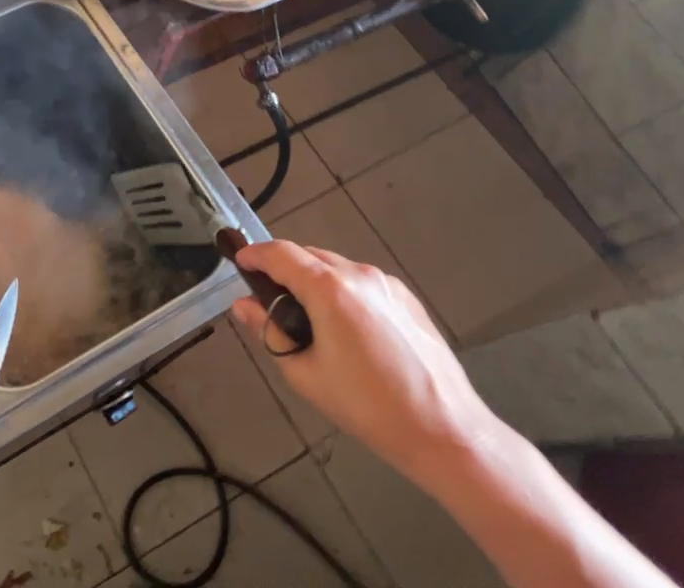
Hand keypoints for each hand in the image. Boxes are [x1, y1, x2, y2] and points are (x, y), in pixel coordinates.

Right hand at [231, 240, 500, 478]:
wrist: (443, 429)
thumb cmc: (365, 405)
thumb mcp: (303, 372)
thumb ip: (269, 331)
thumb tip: (245, 306)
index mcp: (329, 288)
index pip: (281, 254)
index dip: (255, 255)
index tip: (240, 263)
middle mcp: (360, 274)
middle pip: (309, 256)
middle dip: (284, 270)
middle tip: (270, 303)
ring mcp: (388, 284)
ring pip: (337, 268)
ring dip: (314, 282)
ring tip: (310, 323)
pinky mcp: (408, 299)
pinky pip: (363, 284)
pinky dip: (343, 293)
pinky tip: (347, 332)